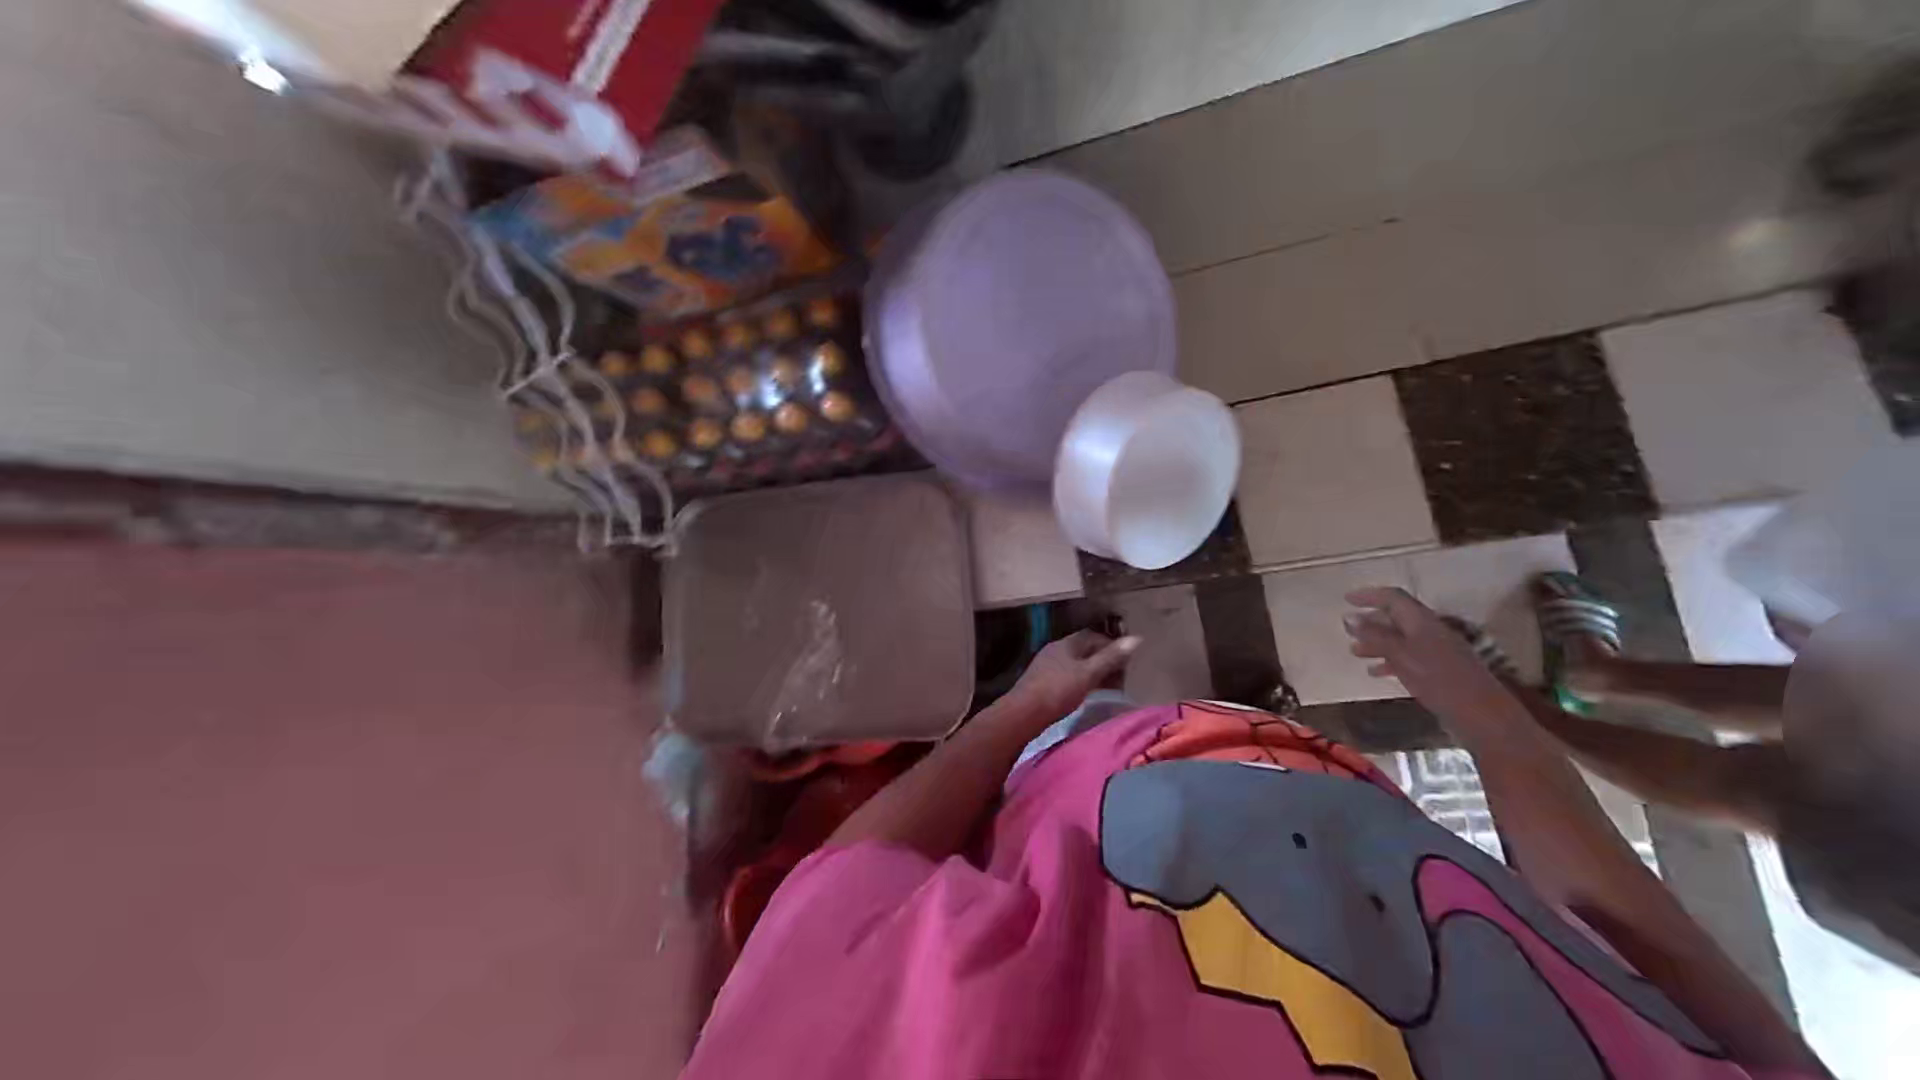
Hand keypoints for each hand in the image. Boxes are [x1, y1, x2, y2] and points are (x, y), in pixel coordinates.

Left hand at [1009, 630, 1140, 719]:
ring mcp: (1047, 664)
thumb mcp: (1089, 674)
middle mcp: (1056, 649)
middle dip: (1104, 660)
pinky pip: (1068, 675)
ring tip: (1109, 687)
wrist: (1023, 712)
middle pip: (1085, 650)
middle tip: (1121, 677)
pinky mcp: (1042, 680)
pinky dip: (1081, 680)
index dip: (1112, 646)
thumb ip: (1111, 657)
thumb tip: (1136, 638)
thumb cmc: (1058, 690)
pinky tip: (1086, 693)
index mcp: (1067, 643)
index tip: (1127, 662)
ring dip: (1093, 672)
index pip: (1094, 636)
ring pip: (1076, 663)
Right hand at [1344, 587, 1508, 720]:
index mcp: (1422, 622)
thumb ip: (1375, 636)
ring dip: (1376, 642)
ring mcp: (1435, 652)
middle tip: (1346, 628)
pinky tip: (1375, 672)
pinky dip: (1388, 661)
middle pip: (1397, 617)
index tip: (1346, 599)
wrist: (1481, 715)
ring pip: (1399, 639)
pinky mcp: (1437, 672)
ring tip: (1354, 651)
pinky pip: (1407, 658)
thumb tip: (1349, 617)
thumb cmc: (1439, 680)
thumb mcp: (1401, 654)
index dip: (1369, 595)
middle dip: (1370, 620)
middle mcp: (1429, 632)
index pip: (1393, 598)